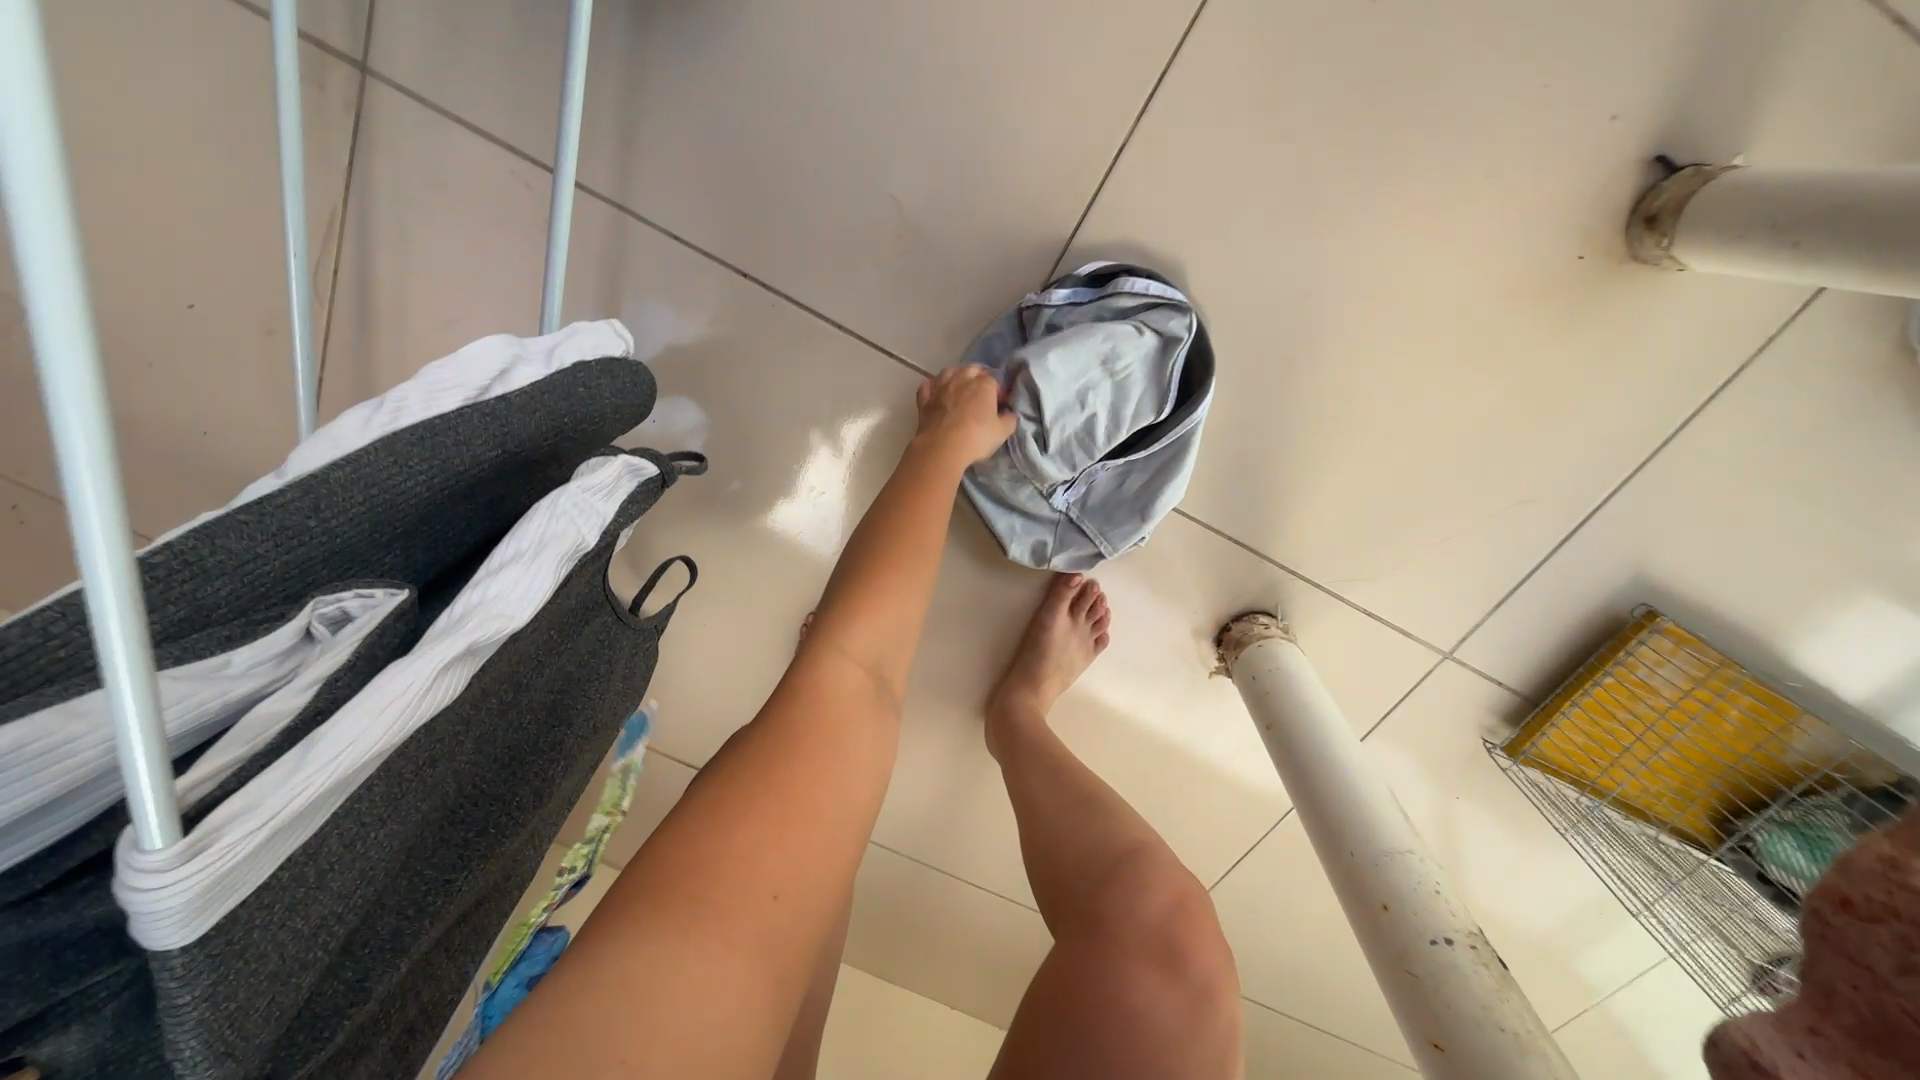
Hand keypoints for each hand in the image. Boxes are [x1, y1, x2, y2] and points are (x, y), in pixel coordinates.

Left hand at [914, 365, 1016, 465]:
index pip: (994, 381)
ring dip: (956, 376)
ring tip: (960, 387)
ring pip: (949, 372)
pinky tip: (936, 393)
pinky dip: (933, 386)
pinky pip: (928, 386)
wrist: (942, 447)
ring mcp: (940, 387)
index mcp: (983, 384)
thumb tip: (1011, 415)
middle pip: (972, 369)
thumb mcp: (1002, 432)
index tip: (1001, 404)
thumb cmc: (976, 437)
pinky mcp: (924, 399)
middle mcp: (961, 379)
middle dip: (979, 377)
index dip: (999, 391)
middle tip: (982, 393)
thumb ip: (1009, 420)